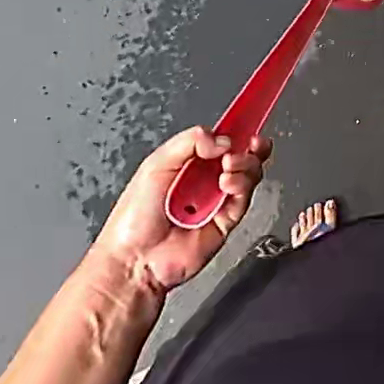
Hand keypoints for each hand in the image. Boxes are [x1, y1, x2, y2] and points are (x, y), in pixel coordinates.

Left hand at [90, 126, 270, 296]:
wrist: (135, 260)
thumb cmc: (133, 219)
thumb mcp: (155, 166)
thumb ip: (188, 142)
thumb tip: (222, 139)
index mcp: (189, 163)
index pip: (222, 140)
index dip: (236, 131)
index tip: (245, 123)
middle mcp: (207, 179)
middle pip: (244, 154)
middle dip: (250, 146)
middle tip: (246, 145)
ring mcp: (219, 198)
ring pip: (250, 172)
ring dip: (245, 165)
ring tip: (228, 169)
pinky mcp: (229, 218)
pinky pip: (246, 196)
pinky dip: (242, 185)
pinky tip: (227, 185)